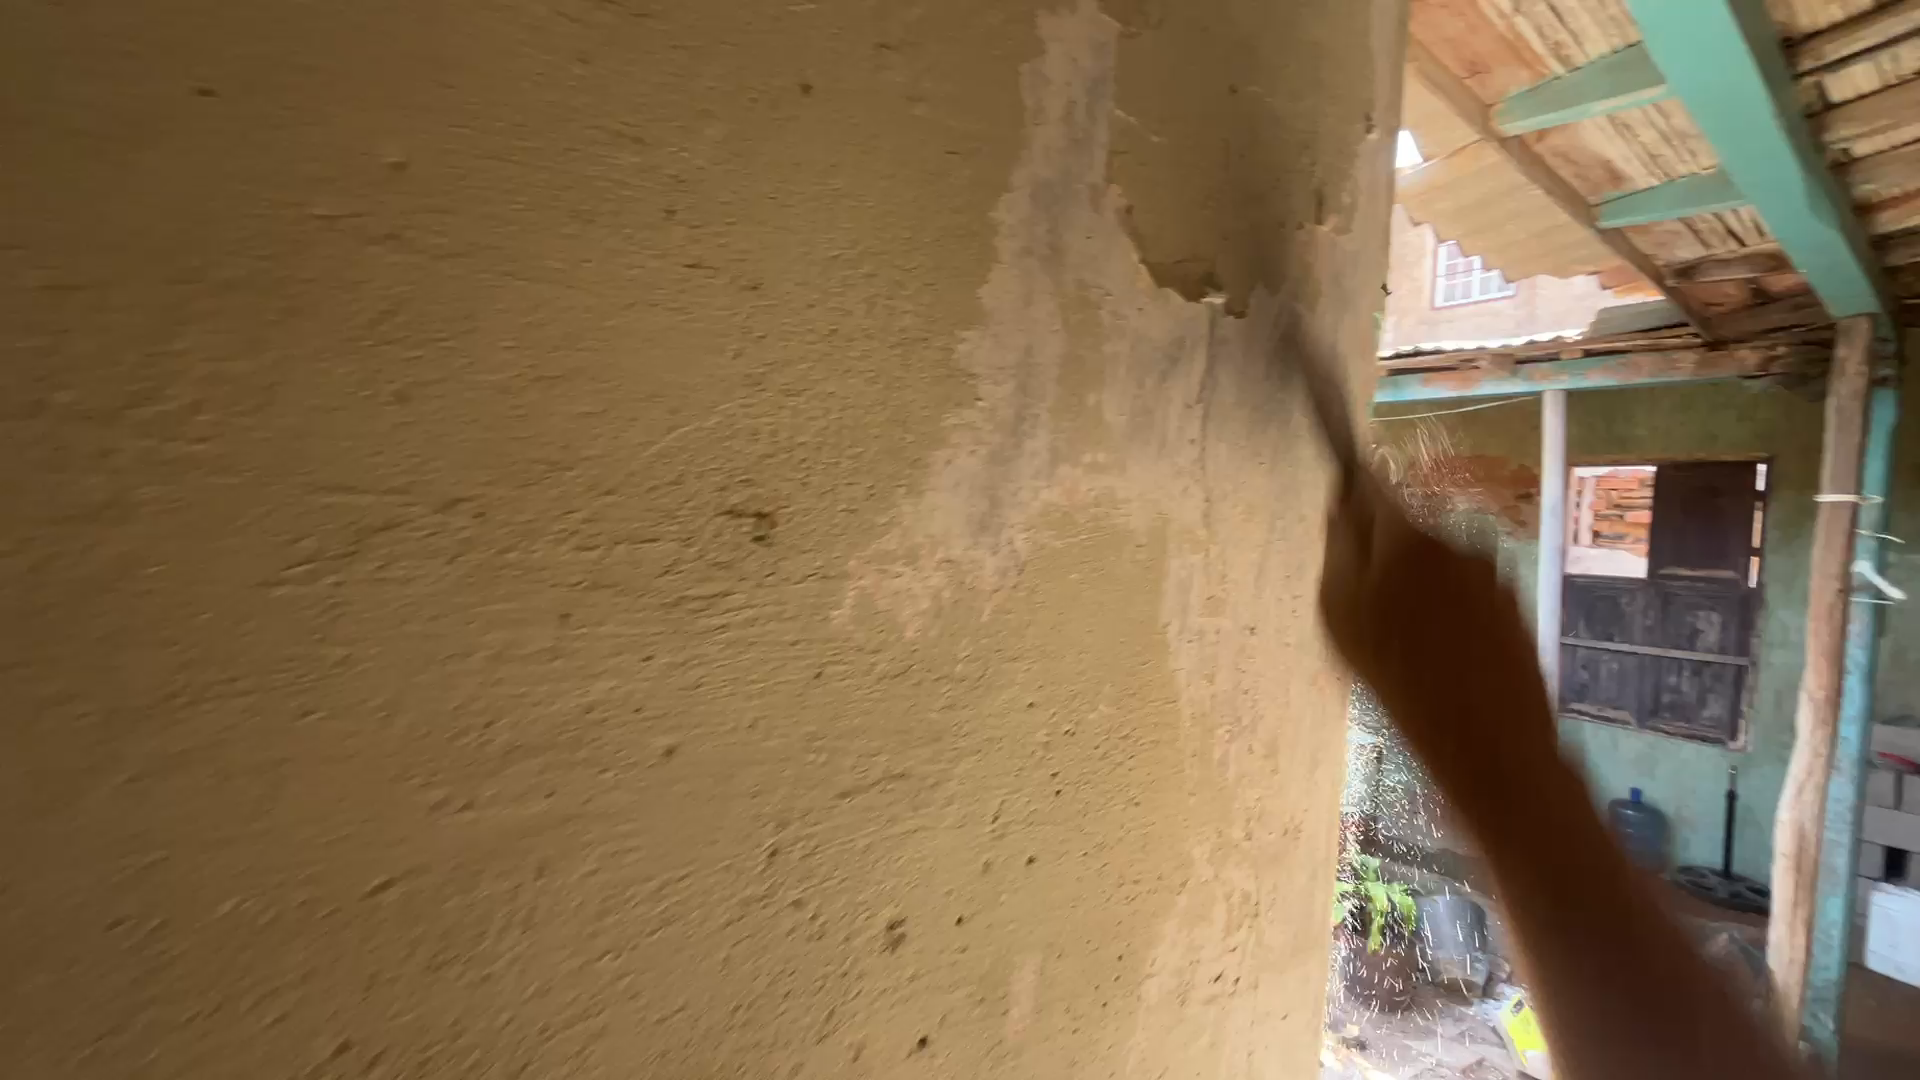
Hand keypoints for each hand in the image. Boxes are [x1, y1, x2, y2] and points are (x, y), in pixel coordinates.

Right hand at [1318, 469, 1556, 799]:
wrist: (1485, 739)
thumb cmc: (1396, 674)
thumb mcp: (1340, 612)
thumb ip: (1338, 551)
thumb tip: (1340, 508)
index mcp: (1409, 536)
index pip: (1372, 488)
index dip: (1350, 496)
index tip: (1336, 516)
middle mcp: (1458, 540)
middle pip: (1405, 529)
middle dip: (1382, 553)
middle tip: (1363, 603)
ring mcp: (1493, 573)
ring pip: (1436, 561)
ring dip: (1415, 584)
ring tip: (1401, 636)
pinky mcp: (1514, 606)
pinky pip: (1465, 591)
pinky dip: (1446, 608)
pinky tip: (1436, 650)